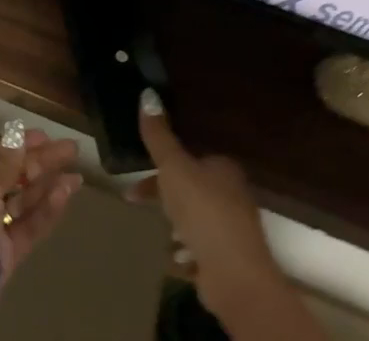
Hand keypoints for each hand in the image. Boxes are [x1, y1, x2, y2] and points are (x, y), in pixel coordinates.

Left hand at [0, 128, 81, 340]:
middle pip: (8, 176)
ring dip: (46, 186)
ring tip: (76, 174)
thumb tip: (17, 139)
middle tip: (70, 150)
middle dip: (38, 162)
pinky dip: (45, 211)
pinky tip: (65, 194)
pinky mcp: (2, 257)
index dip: (16, 144)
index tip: (44, 136)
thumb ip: (3, 164)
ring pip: (20, 203)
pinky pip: (26, 228)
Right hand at [128, 90, 289, 319]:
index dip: (160, 166)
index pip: (188, 159)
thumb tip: (147, 94)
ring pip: (194, 219)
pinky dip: (186, 252)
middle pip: (188, 188)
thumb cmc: (203, 211)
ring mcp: (231, 228)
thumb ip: (159, 136)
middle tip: (134, 201)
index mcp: (223, 169)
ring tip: (163, 236)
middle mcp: (231, 194)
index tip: (136, 176)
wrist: (233, 274)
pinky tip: (176, 258)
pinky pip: (199, 249)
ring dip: (175, 226)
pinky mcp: (227, 258)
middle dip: (162, 196)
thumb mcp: (174, 167)